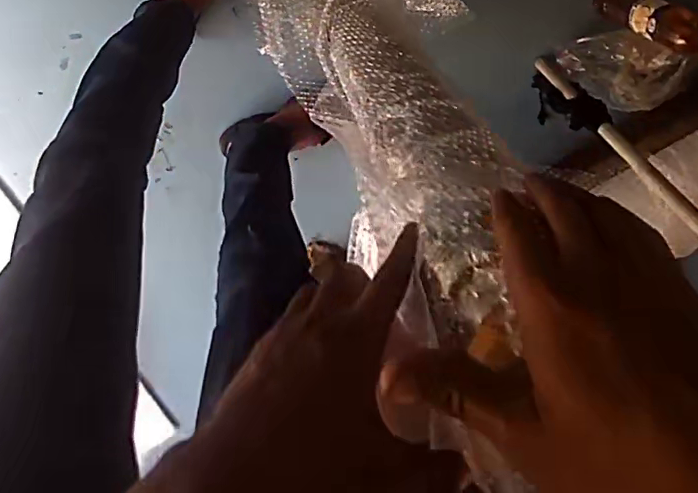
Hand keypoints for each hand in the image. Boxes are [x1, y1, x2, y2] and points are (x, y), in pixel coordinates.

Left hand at [137, 223, 460, 492]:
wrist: (232, 476)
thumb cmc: (315, 465)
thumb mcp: (381, 472)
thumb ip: (429, 469)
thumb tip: (465, 470)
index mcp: (356, 338)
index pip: (388, 282)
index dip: (403, 254)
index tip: (410, 229)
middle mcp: (320, 322)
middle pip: (343, 275)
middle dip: (363, 277)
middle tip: (377, 296)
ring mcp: (285, 331)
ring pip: (313, 292)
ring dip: (331, 296)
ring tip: (343, 322)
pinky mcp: (259, 349)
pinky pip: (289, 317)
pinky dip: (305, 322)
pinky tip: (308, 355)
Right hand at [383, 176, 697, 492]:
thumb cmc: (616, 461)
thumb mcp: (529, 437)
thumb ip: (460, 391)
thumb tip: (388, 371)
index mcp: (550, 302)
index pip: (519, 232)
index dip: (504, 209)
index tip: (494, 196)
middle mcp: (592, 271)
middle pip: (561, 207)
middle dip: (537, 189)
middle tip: (522, 183)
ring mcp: (642, 274)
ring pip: (601, 211)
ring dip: (575, 194)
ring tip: (559, 192)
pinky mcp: (680, 286)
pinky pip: (639, 229)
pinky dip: (615, 213)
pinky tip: (614, 222)